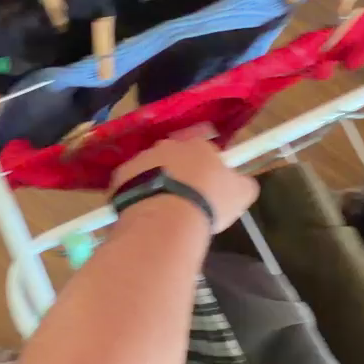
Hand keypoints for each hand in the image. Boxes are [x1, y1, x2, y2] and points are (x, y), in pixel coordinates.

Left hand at [110, 124, 258, 232]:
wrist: (166, 218)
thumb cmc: (207, 202)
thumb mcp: (241, 194)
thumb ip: (243, 182)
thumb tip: (242, 181)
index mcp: (198, 145)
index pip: (204, 145)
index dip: (206, 162)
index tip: (207, 181)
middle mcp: (167, 145)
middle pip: (175, 154)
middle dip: (179, 169)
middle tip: (184, 194)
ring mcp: (142, 158)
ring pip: (151, 166)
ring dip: (157, 180)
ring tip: (162, 206)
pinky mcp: (121, 175)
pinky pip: (131, 181)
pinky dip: (136, 192)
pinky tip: (143, 209)